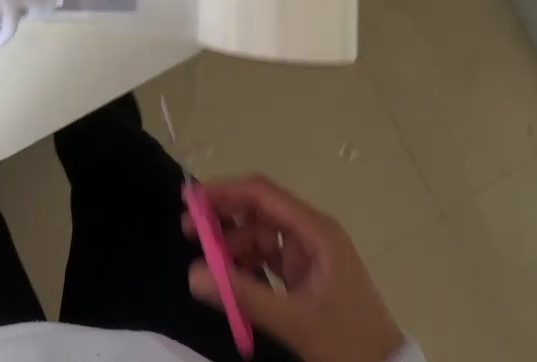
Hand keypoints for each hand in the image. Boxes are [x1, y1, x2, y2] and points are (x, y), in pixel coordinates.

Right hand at [183, 176, 405, 361]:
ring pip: (260, 234)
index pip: (261, 194)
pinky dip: (246, 263)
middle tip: (188, 230)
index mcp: (316, 231)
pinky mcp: (306, 276)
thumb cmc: (347, 344)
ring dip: (233, 243)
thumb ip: (243, 295)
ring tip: (206, 262)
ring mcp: (310, 255)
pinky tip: (228, 277)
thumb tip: (192, 273)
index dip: (224, 192)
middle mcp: (312, 233)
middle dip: (224, 217)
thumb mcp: (294, 321)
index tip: (190, 200)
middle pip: (259, 210)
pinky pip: (268, 257)